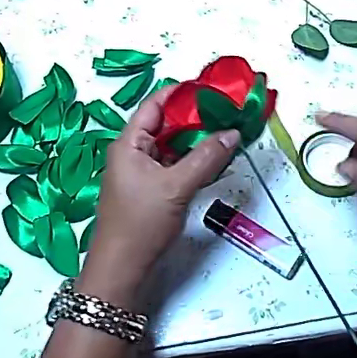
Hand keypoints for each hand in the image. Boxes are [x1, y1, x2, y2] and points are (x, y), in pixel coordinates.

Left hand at [82, 86, 239, 306]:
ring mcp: (145, 172)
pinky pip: (179, 163)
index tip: (213, 87)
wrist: (123, 270)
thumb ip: (206, 157)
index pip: (156, 104)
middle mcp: (135, 153)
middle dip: (198, 116)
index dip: (183, 92)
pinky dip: (197, 158)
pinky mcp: (156, 189)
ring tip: (229, 129)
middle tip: (229, 109)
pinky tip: (219, 156)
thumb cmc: (140, 224)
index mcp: (129, 144)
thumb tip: (233, 132)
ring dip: (200, 138)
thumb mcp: (176, 186)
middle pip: (168, 123)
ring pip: (175, 145)